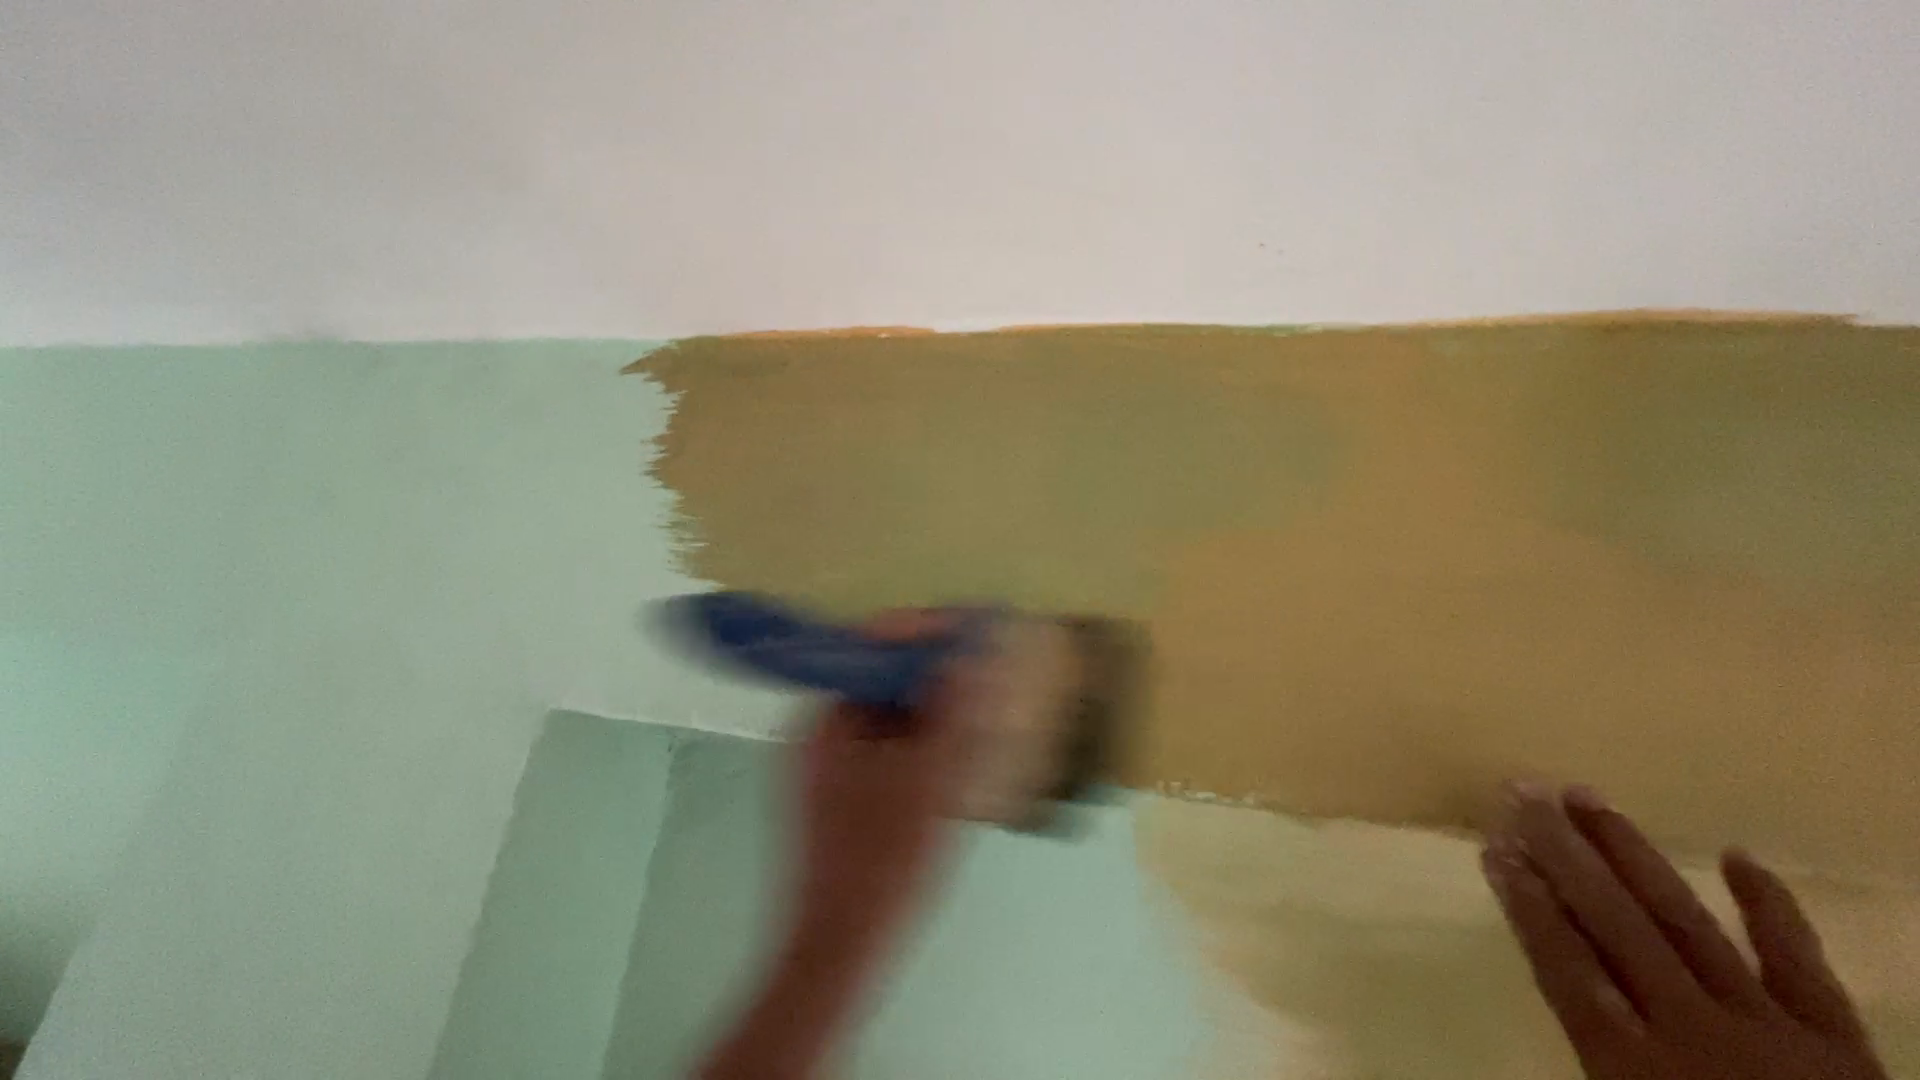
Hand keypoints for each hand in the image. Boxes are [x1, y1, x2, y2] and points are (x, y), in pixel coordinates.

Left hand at [791, 609, 968, 953]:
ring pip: (887, 717)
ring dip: (931, 713)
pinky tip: (952, 762)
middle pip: (882, 680)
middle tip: (986, 679)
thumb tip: (973, 652)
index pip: (873, 647)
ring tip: (978, 718)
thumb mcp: (931, 778)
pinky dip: (919, 745)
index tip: (977, 632)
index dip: (927, 634)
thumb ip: (954, 710)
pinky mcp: (837, 793)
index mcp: (824, 718)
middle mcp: (815, 732)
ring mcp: (824, 764)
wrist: (839, 949)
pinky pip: (884, 748)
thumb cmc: (883, 861)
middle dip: (935, 676)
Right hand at [1485, 783, 1887, 1079]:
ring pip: (1685, 923)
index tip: (1495, 847)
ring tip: (1588, 796)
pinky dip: (1772, 909)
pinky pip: (1801, 966)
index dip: (1526, 903)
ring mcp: (1767, 1028)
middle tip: (1525, 792)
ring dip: (1632, 855)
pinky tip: (1740, 855)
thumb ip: (1586, 1059)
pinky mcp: (1836, 1041)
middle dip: (1564, 853)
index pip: (1565, 965)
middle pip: (1615, 925)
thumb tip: (1543, 985)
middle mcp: (1691, 1031)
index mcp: (1633, 1068)